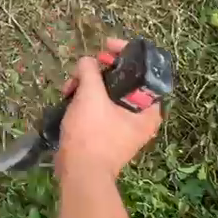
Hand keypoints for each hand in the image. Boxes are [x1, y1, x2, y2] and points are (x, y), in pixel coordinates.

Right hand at [56, 38, 162, 183]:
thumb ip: (90, 71)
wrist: (81, 171)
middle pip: (123, 80)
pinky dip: (86, 99)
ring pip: (109, 93)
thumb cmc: (92, 133)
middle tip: (82, 67)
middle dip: (98, 70)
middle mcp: (142, 117)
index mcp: (148, 109)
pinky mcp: (109, 132)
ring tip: (69, 88)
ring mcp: (125, 126)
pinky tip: (70, 98)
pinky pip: (101, 106)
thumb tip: (87, 62)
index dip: (124, 53)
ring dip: (88, 84)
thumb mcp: (90, 96)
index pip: (144, 71)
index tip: (104, 46)